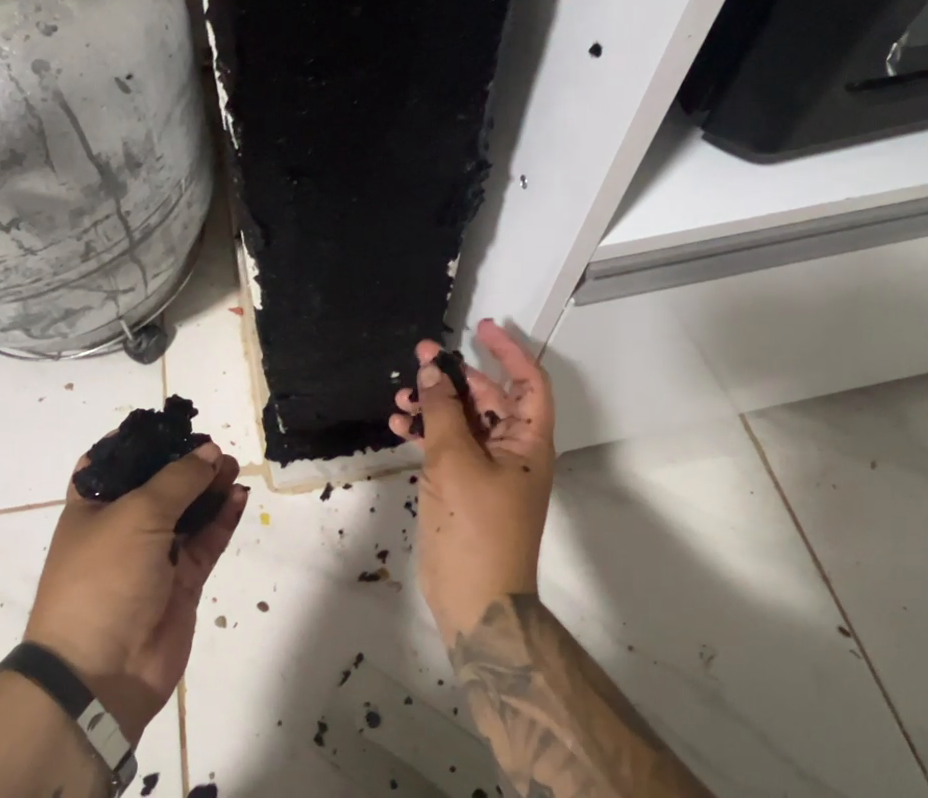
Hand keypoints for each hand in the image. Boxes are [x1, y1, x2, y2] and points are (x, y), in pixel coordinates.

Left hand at [25, 444, 247, 741]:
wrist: (101, 671)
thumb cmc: (103, 579)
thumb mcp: (136, 515)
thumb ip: (177, 480)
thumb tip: (209, 452)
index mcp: (91, 507)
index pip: (111, 463)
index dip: (139, 443)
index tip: (171, 427)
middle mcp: (120, 528)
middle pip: (157, 486)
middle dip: (185, 465)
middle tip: (216, 448)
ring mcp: (152, 557)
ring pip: (186, 513)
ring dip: (209, 490)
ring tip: (234, 467)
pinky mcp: (181, 582)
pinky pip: (205, 542)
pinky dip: (222, 520)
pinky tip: (239, 497)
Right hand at [389, 319, 555, 640]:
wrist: (476, 599)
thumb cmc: (476, 526)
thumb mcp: (456, 461)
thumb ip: (443, 411)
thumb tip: (432, 369)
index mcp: (529, 442)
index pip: (529, 382)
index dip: (509, 351)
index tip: (480, 328)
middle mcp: (513, 451)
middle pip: (489, 398)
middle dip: (455, 377)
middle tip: (419, 358)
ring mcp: (488, 471)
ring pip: (463, 422)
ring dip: (434, 405)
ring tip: (400, 396)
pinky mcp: (464, 488)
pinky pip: (447, 448)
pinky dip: (425, 433)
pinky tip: (398, 425)